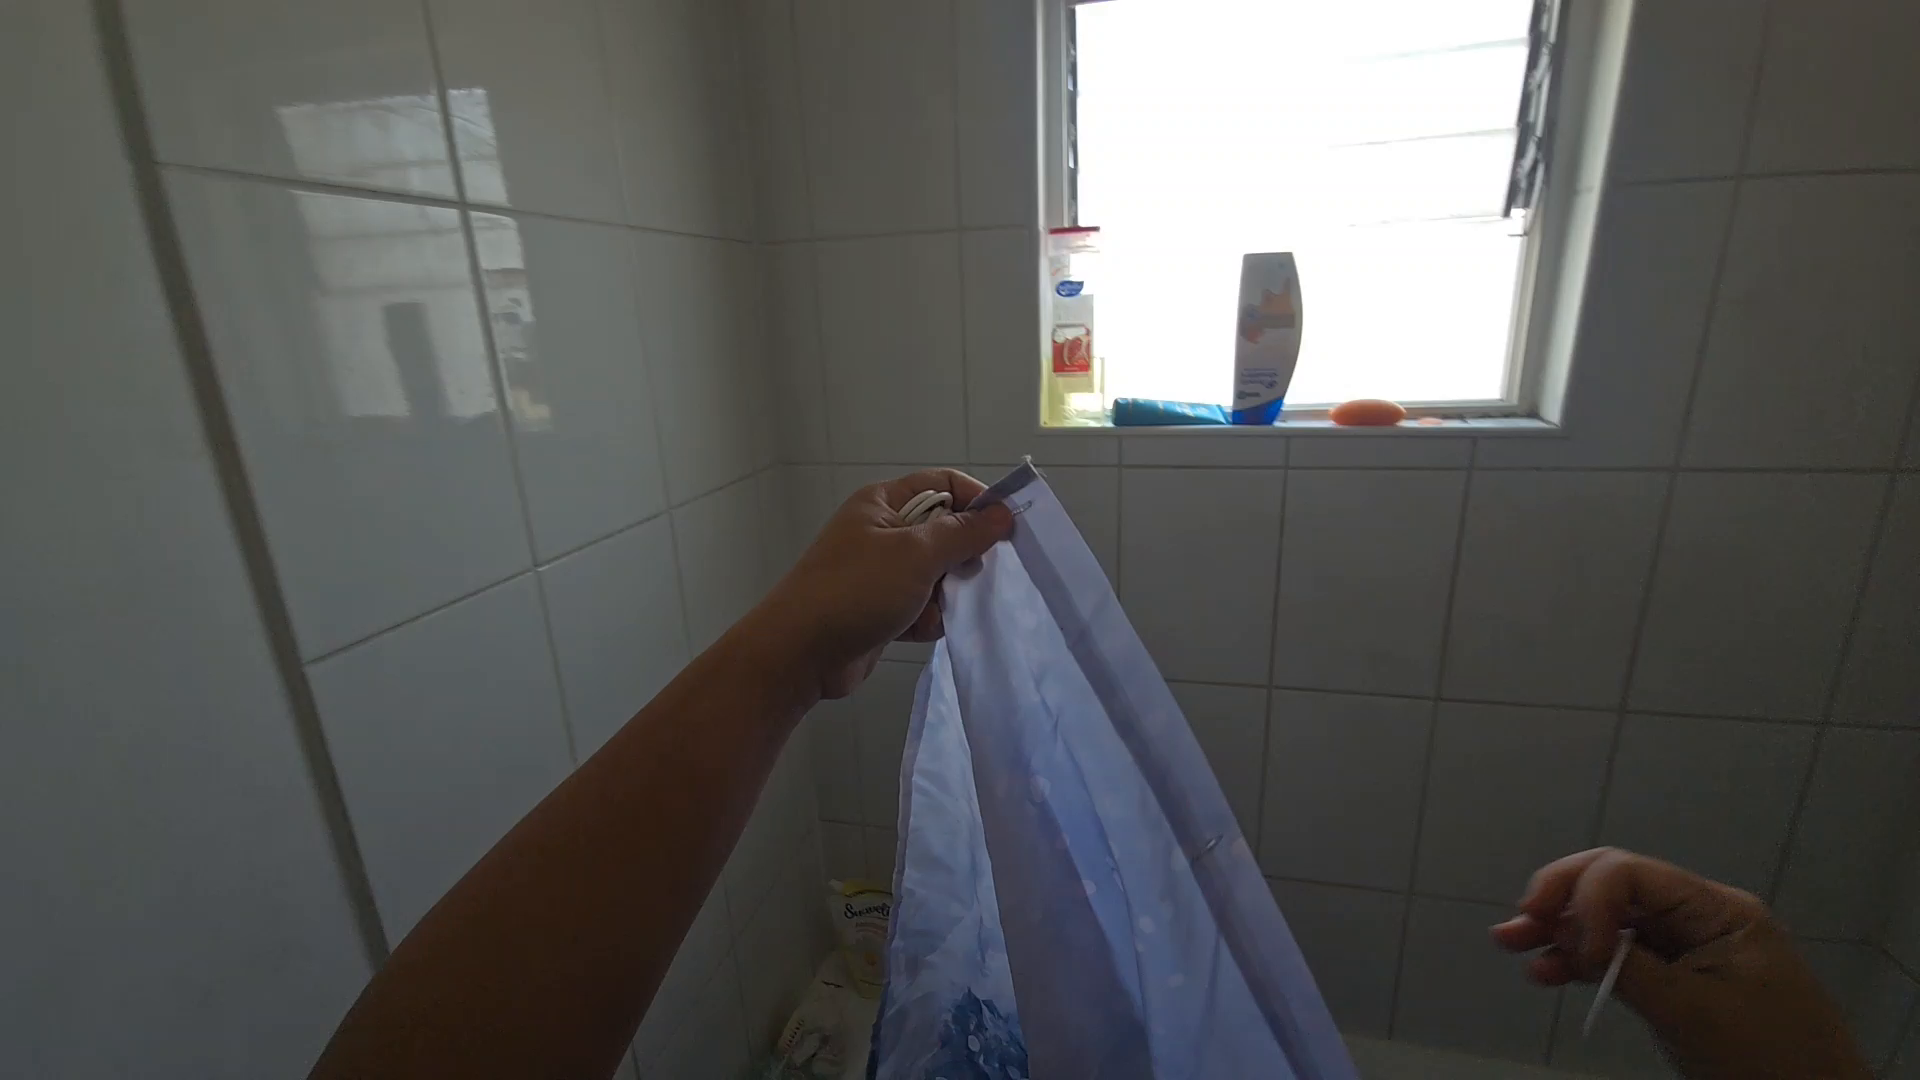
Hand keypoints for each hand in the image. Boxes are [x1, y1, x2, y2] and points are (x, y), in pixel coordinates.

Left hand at [748, 468, 1013, 700]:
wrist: (800, 653)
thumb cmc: (857, 590)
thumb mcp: (916, 553)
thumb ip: (964, 532)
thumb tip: (1004, 513)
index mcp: (884, 502)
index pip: (944, 484)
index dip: (978, 501)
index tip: (1007, 529)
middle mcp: (883, 531)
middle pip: (945, 532)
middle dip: (961, 557)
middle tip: (967, 575)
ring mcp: (881, 572)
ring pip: (938, 574)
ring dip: (944, 595)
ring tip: (933, 610)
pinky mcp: (882, 609)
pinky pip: (923, 605)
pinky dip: (926, 619)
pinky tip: (915, 631)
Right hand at [1490, 848, 1870, 1079]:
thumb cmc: (1768, 1058)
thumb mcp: (1690, 1008)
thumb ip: (1619, 962)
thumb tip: (1552, 927)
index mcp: (1716, 909)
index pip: (1628, 872)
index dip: (1588, 897)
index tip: (1576, 945)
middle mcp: (1695, 914)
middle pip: (1607, 885)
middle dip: (1558, 900)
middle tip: (1521, 918)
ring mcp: (1681, 943)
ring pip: (1600, 917)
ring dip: (1554, 930)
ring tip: (1508, 942)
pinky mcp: (1669, 972)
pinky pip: (1611, 952)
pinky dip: (1575, 959)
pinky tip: (1544, 972)